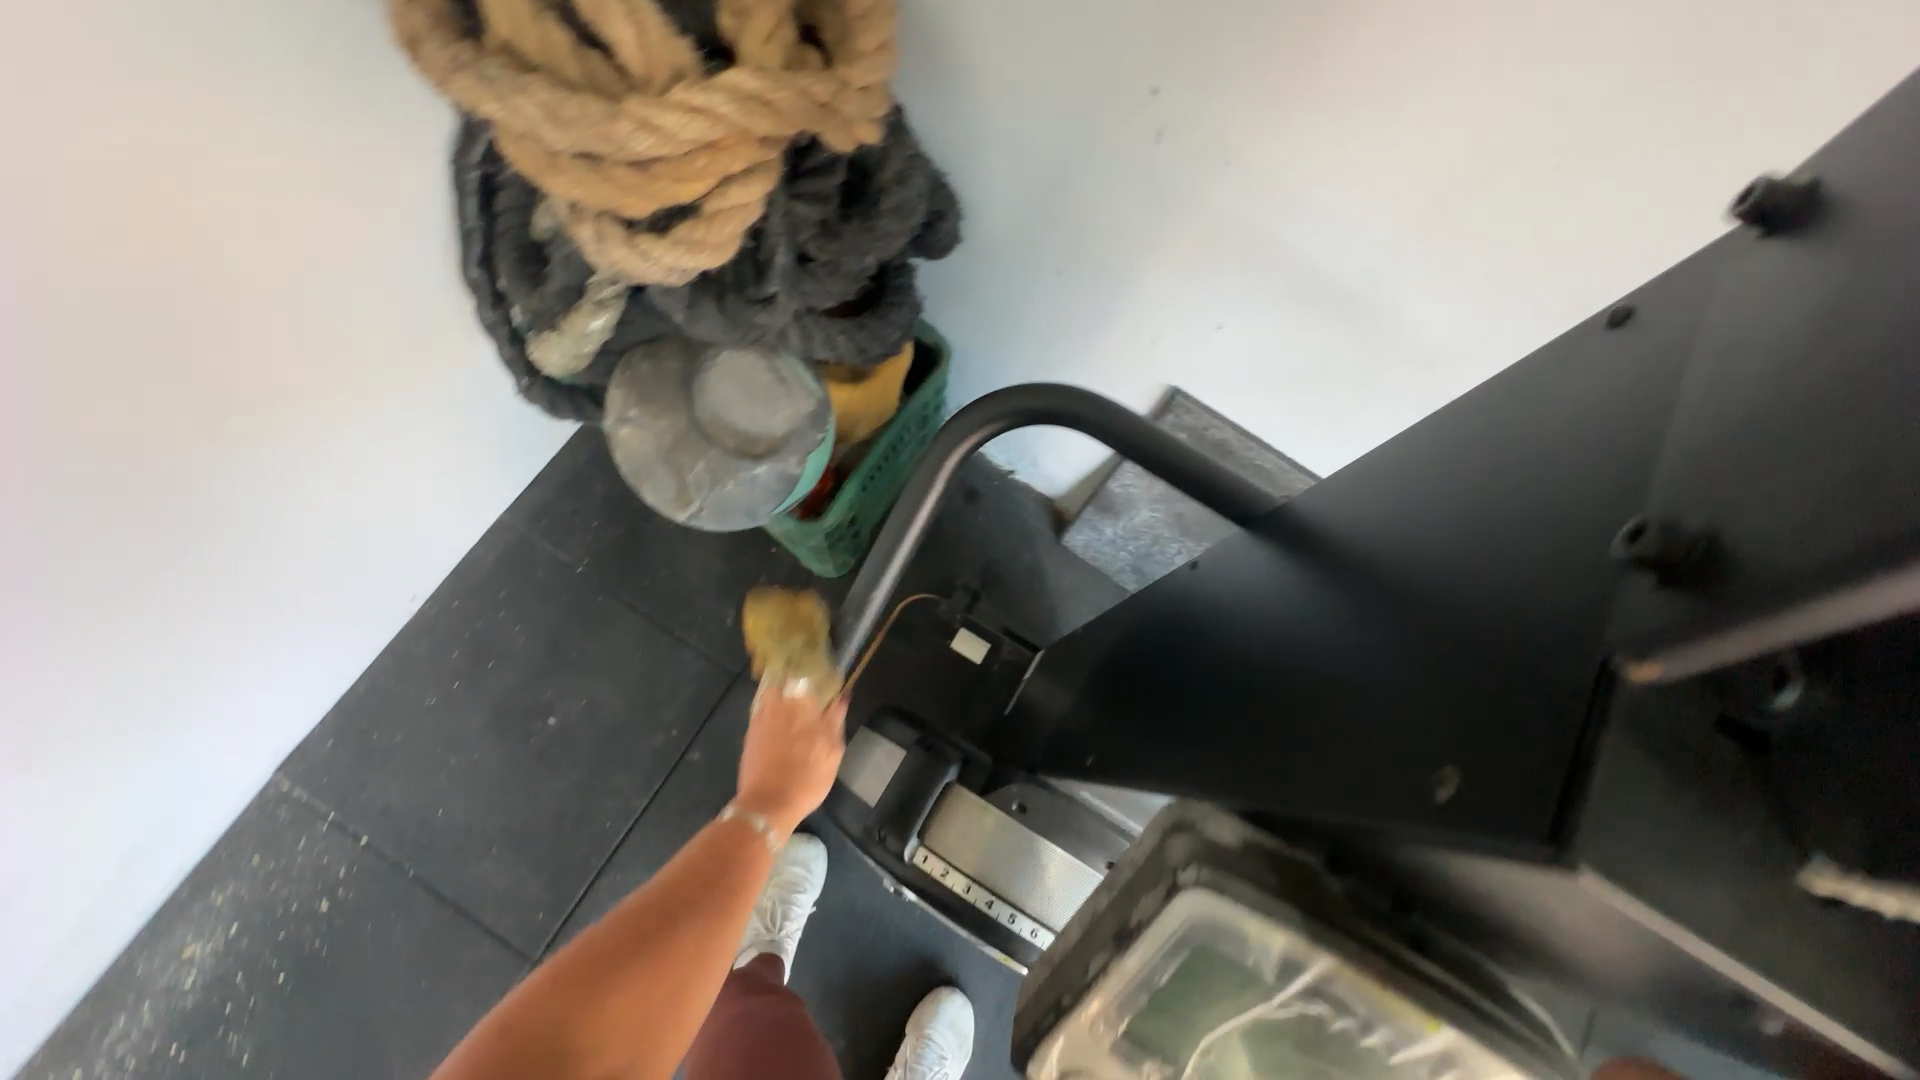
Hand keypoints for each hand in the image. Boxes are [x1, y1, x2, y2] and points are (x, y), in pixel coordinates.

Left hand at [735, 679, 848, 838]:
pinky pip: (761, 708)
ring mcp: (761, 717)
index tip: (824, 675)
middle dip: (797, 677)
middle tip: (807, 685)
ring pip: (772, 691)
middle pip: (787, 678)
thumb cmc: (807, 778)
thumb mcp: (832, 752)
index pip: (810, 676)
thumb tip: (842, 697)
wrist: (768, 804)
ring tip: (793, 698)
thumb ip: (836, 720)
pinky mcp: (750, 731)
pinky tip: (778, 717)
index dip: (817, 673)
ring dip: (782, 689)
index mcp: (802, 705)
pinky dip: (769, 706)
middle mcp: (779, 704)